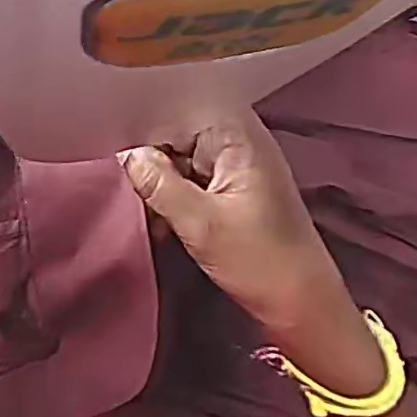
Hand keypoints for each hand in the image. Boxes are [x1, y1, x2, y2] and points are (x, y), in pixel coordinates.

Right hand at [121, 108, 386, 395]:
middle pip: (176, 132)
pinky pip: (188, 178)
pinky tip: (159, 220)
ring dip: (158, 181)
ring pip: (178, 157)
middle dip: (149, 157)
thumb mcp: (200, 224)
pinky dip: (171, 195)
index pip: (179, 110)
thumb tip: (125, 156)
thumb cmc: (259, 261)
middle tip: (129, 187)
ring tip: (146, 211)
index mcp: (238, 137)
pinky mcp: (229, 189)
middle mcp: (237, 142)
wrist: (301, 306)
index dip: (146, 124)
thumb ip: (159, 184)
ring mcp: (234, 166)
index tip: (115, 145)